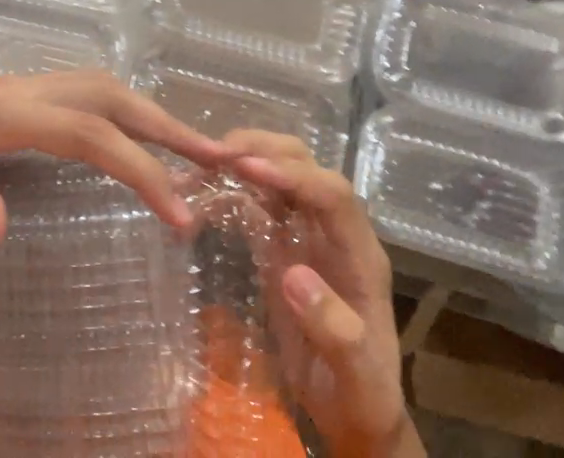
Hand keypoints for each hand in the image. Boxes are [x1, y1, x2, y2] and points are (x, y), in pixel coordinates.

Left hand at [0, 71, 231, 259]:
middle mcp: (14, 89)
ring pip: (94, 86)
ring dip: (144, 112)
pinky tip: (132, 141)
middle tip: (216, 158)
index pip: (87, 133)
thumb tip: (0, 220)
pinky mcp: (11, 102)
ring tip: (190, 150)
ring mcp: (13, 90)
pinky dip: (119, 112)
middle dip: (162, 123)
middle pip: (103, 92)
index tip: (181, 214)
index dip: (139, 169)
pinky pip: (80, 96)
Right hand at [225, 131, 422, 457]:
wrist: (353, 414)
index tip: (247, 168)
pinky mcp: (283, 250)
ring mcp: (309, 239)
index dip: (292, 175)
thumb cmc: (360, 395)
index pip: (332, 194)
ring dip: (249, 160)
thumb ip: (335, 328)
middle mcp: (336, 235)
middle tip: (216, 153)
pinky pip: (262, 205)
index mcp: (360, 255)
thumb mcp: (355, 375)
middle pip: (309, 168)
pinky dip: (236, 190)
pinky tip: (206, 193)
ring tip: (204, 163)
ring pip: (284, 178)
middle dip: (266, 150)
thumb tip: (295, 275)